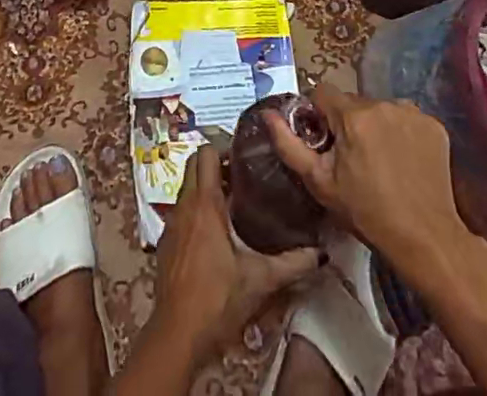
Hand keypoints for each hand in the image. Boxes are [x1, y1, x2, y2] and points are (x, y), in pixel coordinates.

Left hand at [153, 144, 321, 356]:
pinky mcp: (165, 244)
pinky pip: (181, 212)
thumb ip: (293, 263)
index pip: (205, 154)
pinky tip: (218, 231)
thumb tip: (321, 254)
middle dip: (216, 164)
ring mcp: (171, 225)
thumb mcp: (260, 279)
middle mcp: (184, 207)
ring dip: (207, 187)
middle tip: (245, 176)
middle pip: (194, 165)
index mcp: (204, 204)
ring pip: (187, 188)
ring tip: (237, 200)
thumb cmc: (217, 300)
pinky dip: (197, 210)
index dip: (224, 149)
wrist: (176, 337)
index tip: (247, 158)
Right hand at [263, 83, 472, 270]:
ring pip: (380, 109)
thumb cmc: (365, 212)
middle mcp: (384, 104)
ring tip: (378, 160)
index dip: (318, 114)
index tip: (323, 139)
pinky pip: (406, 119)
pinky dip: (400, 132)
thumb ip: (289, 145)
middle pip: (353, 102)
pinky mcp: (434, 124)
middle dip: (347, 122)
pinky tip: (402, 159)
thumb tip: (268, 115)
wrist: (423, 235)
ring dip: (374, 125)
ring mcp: (413, 112)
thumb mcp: (319, 182)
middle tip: (350, 157)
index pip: (323, 93)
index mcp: (354, 116)